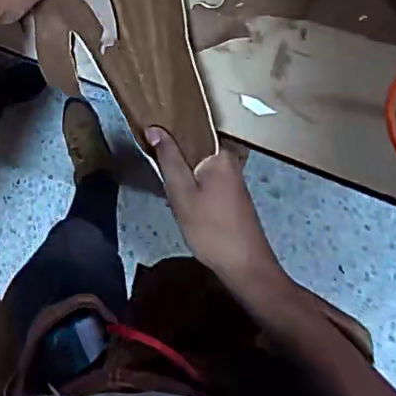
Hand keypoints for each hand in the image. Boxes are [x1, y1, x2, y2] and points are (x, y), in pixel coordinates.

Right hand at [148, 127, 290, 296]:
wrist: (245, 267)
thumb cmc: (211, 228)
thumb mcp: (182, 193)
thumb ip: (168, 159)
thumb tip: (154, 128)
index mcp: (220, 154)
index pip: (189, 133)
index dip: (168, 139)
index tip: (150, 148)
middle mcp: (230, 161)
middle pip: (194, 152)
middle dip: (175, 163)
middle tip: (159, 177)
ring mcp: (233, 179)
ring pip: (199, 169)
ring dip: (184, 178)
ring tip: (169, 191)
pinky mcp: (233, 196)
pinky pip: (207, 182)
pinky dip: (194, 189)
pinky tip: (184, 204)